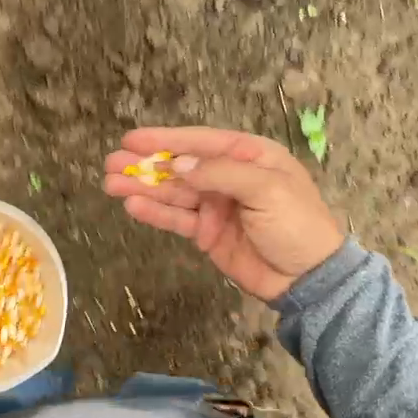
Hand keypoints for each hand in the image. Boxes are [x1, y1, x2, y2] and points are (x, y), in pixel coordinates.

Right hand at [103, 127, 344, 301]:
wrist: (306, 278)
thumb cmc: (296, 225)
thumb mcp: (266, 189)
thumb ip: (220, 173)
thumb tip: (177, 164)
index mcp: (250, 156)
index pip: (200, 142)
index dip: (165, 140)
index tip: (131, 139)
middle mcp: (228, 177)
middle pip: (180, 167)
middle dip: (145, 165)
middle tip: (110, 164)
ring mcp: (216, 207)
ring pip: (173, 193)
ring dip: (143, 188)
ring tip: (110, 185)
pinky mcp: (208, 234)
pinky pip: (177, 220)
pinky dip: (156, 213)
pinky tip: (133, 207)